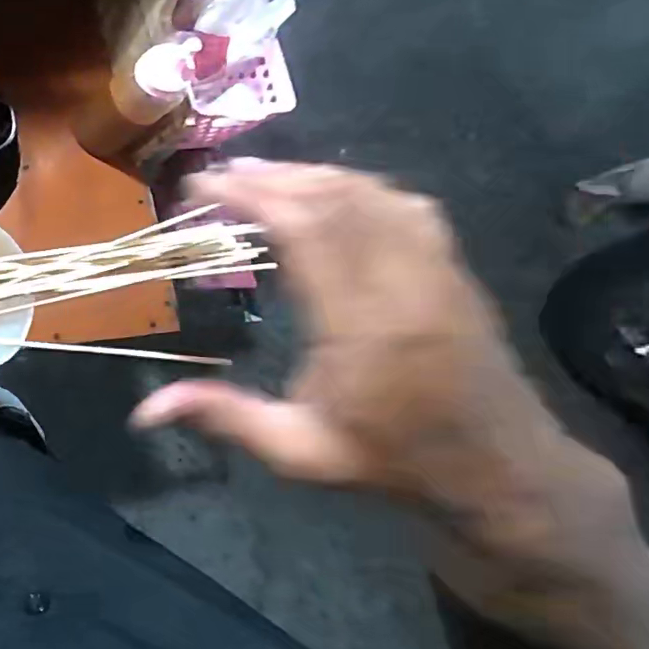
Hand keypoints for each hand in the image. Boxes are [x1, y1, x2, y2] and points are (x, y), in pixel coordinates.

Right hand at [132, 160, 564, 511]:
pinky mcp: (453, 272)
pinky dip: (356, 187)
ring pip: (374, 195)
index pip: (308, 232)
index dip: (252, 197)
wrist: (504, 473)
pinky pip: (406, 206)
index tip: (202, 187)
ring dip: (311, 176)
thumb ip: (224, 417)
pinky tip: (324, 192)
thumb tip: (144, 410)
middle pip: (338, 200)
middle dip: (272, 178)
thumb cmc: (390, 459)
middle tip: (216, 175)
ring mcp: (438, 273)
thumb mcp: (298, 452)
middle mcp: (406, 285)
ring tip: (257, 175)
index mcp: (363, 325)